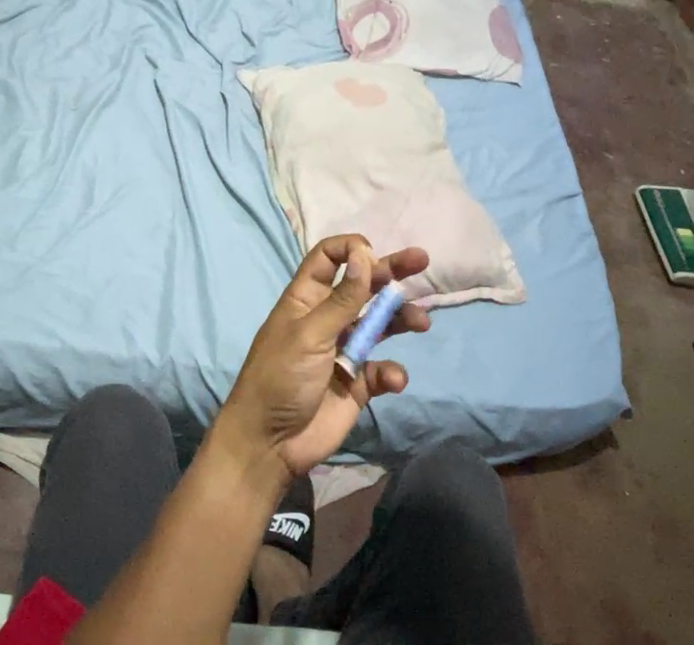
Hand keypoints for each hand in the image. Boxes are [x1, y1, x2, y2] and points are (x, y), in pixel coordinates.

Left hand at [215, 236, 431, 478]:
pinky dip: (392, 372)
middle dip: (391, 271)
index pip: (328, 259)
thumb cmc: (280, 378)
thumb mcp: (310, 334)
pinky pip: (383, 369)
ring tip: (423, 322)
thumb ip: (342, 298)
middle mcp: (327, 319)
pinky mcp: (358, 383)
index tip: (372, 252)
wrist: (270, 443)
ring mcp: (344, 350)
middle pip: (363, 285)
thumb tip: (364, 253)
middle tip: (422, 259)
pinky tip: (393, 378)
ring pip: (381, 324)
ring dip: (402, 319)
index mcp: (305, 299)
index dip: (350, 249)